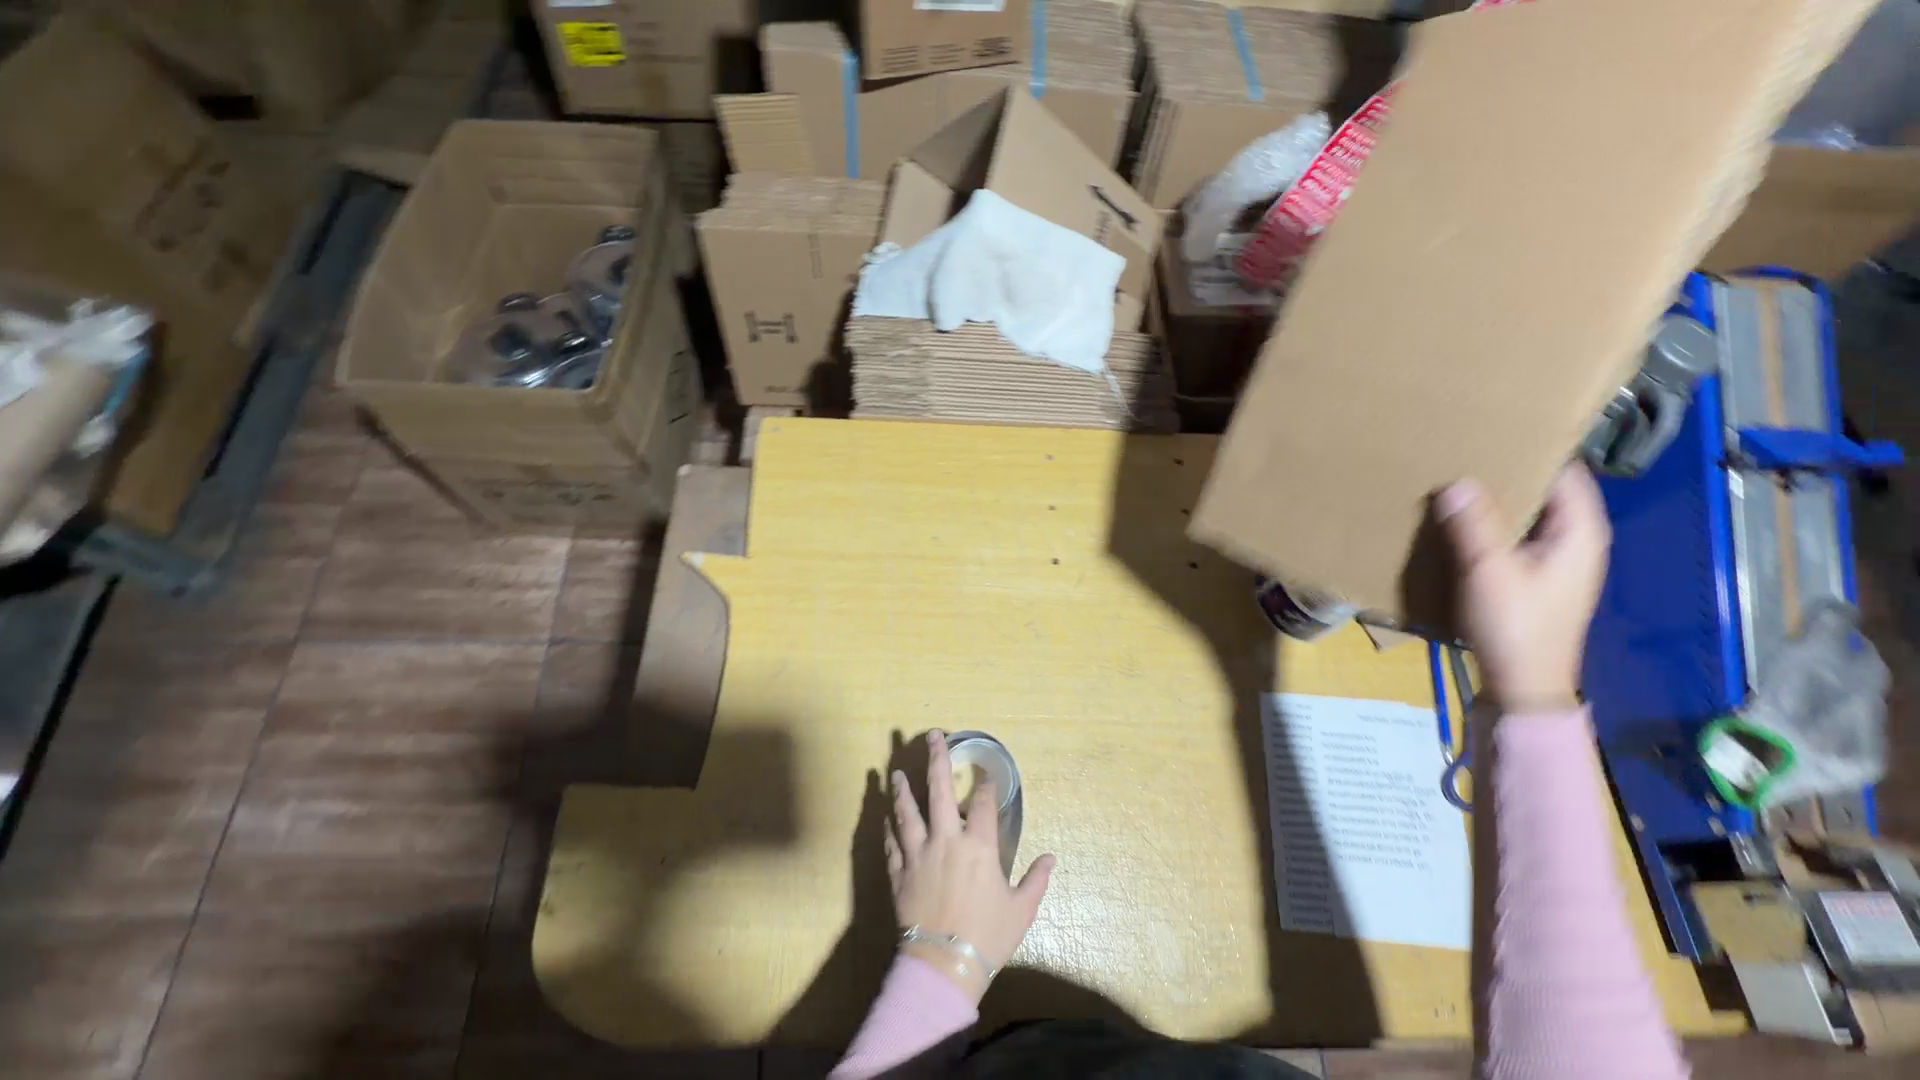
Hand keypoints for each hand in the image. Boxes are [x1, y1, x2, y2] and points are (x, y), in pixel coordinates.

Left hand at [886, 729, 1054, 1003]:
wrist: (944, 963)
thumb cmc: (988, 935)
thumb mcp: (1021, 909)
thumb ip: (1035, 880)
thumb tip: (1051, 858)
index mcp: (978, 846)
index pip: (981, 803)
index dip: (984, 784)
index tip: (984, 772)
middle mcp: (946, 840)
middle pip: (937, 790)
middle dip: (936, 760)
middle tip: (932, 737)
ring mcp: (918, 854)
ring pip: (906, 811)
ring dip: (901, 789)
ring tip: (896, 772)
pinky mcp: (898, 872)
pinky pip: (891, 842)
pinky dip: (889, 827)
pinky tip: (887, 816)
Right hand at [1435, 464, 1610, 713]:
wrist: (1524, 686)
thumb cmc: (1516, 626)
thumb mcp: (1490, 571)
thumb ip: (1474, 525)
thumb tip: (1457, 482)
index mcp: (1580, 532)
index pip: (1566, 472)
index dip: (1536, 449)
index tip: (1498, 429)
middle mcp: (1576, 542)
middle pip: (1547, 492)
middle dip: (1511, 473)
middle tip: (1469, 450)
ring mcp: (1558, 562)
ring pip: (1530, 516)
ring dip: (1500, 501)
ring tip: (1459, 480)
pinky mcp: (1537, 580)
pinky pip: (1518, 538)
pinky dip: (1496, 526)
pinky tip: (1462, 523)